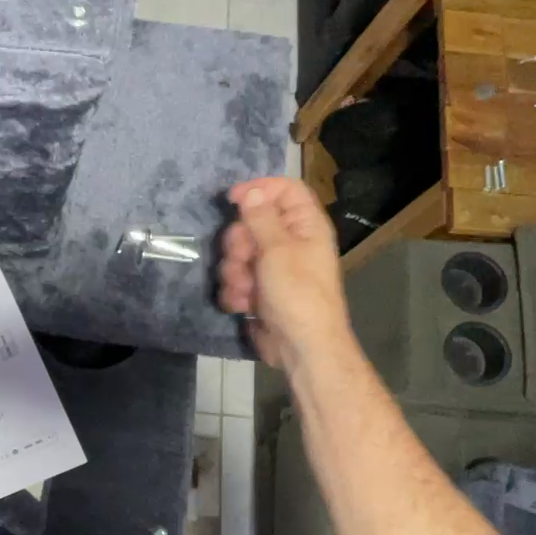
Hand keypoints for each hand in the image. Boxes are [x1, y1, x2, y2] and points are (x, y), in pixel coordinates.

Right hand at [216, 177, 353, 370]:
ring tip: (246, 290)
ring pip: (237, 256)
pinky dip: (234, 293)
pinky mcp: (257, 292)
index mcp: (304, 226)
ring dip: (234, 273)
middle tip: (244, 259)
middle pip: (250, 225)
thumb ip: (261, 218)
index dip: (259, 189)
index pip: (284, 190)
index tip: (231, 200)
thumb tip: (251, 191)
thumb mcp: (278, 250)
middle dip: (238, 244)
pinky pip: (234, 281)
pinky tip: (243, 306)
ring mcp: (271, 269)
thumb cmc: (297, 293)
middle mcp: (288, 243)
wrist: (299, 345)